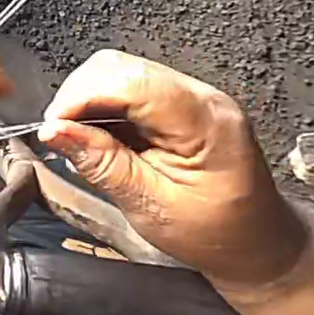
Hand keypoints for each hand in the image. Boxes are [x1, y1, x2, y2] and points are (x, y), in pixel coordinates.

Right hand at [37, 50, 310, 294]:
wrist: (260, 245)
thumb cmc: (218, 236)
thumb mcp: (152, 208)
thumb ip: (103, 164)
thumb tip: (54, 132)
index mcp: (203, 121)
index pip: (131, 82)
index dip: (82, 96)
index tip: (53, 126)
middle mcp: (200, 96)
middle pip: (121, 68)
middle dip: (80, 96)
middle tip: (60, 135)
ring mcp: (191, 96)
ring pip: (120, 73)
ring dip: (89, 101)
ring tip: (80, 140)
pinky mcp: (180, 103)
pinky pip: (130, 89)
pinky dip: (104, 108)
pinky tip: (100, 137)